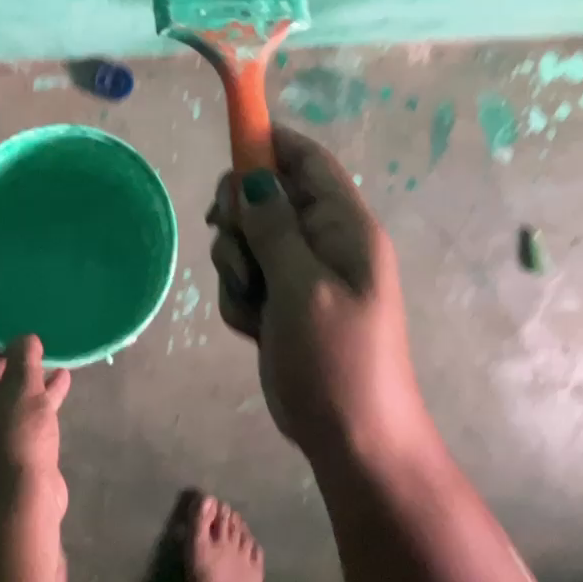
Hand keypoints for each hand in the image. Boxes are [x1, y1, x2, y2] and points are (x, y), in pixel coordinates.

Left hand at [0, 335, 71, 511]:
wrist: (23, 499)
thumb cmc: (17, 434)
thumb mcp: (23, 385)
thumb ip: (24, 354)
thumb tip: (24, 338)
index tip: (22, 336)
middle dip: (16, 363)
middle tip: (38, 347)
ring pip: (10, 398)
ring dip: (32, 380)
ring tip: (55, 361)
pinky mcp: (8, 451)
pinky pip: (22, 416)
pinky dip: (39, 400)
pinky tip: (62, 383)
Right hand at [206, 126, 431, 463]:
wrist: (353, 439)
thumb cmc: (337, 358)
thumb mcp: (303, 287)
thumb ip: (274, 228)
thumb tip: (252, 177)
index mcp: (345, 226)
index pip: (309, 162)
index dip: (272, 142)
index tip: (230, 142)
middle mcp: (324, 241)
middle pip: (267, 195)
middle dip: (241, 219)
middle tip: (235, 246)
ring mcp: (301, 272)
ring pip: (248, 238)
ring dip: (236, 265)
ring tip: (253, 302)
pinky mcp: (282, 301)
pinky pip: (246, 277)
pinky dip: (240, 297)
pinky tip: (254, 328)